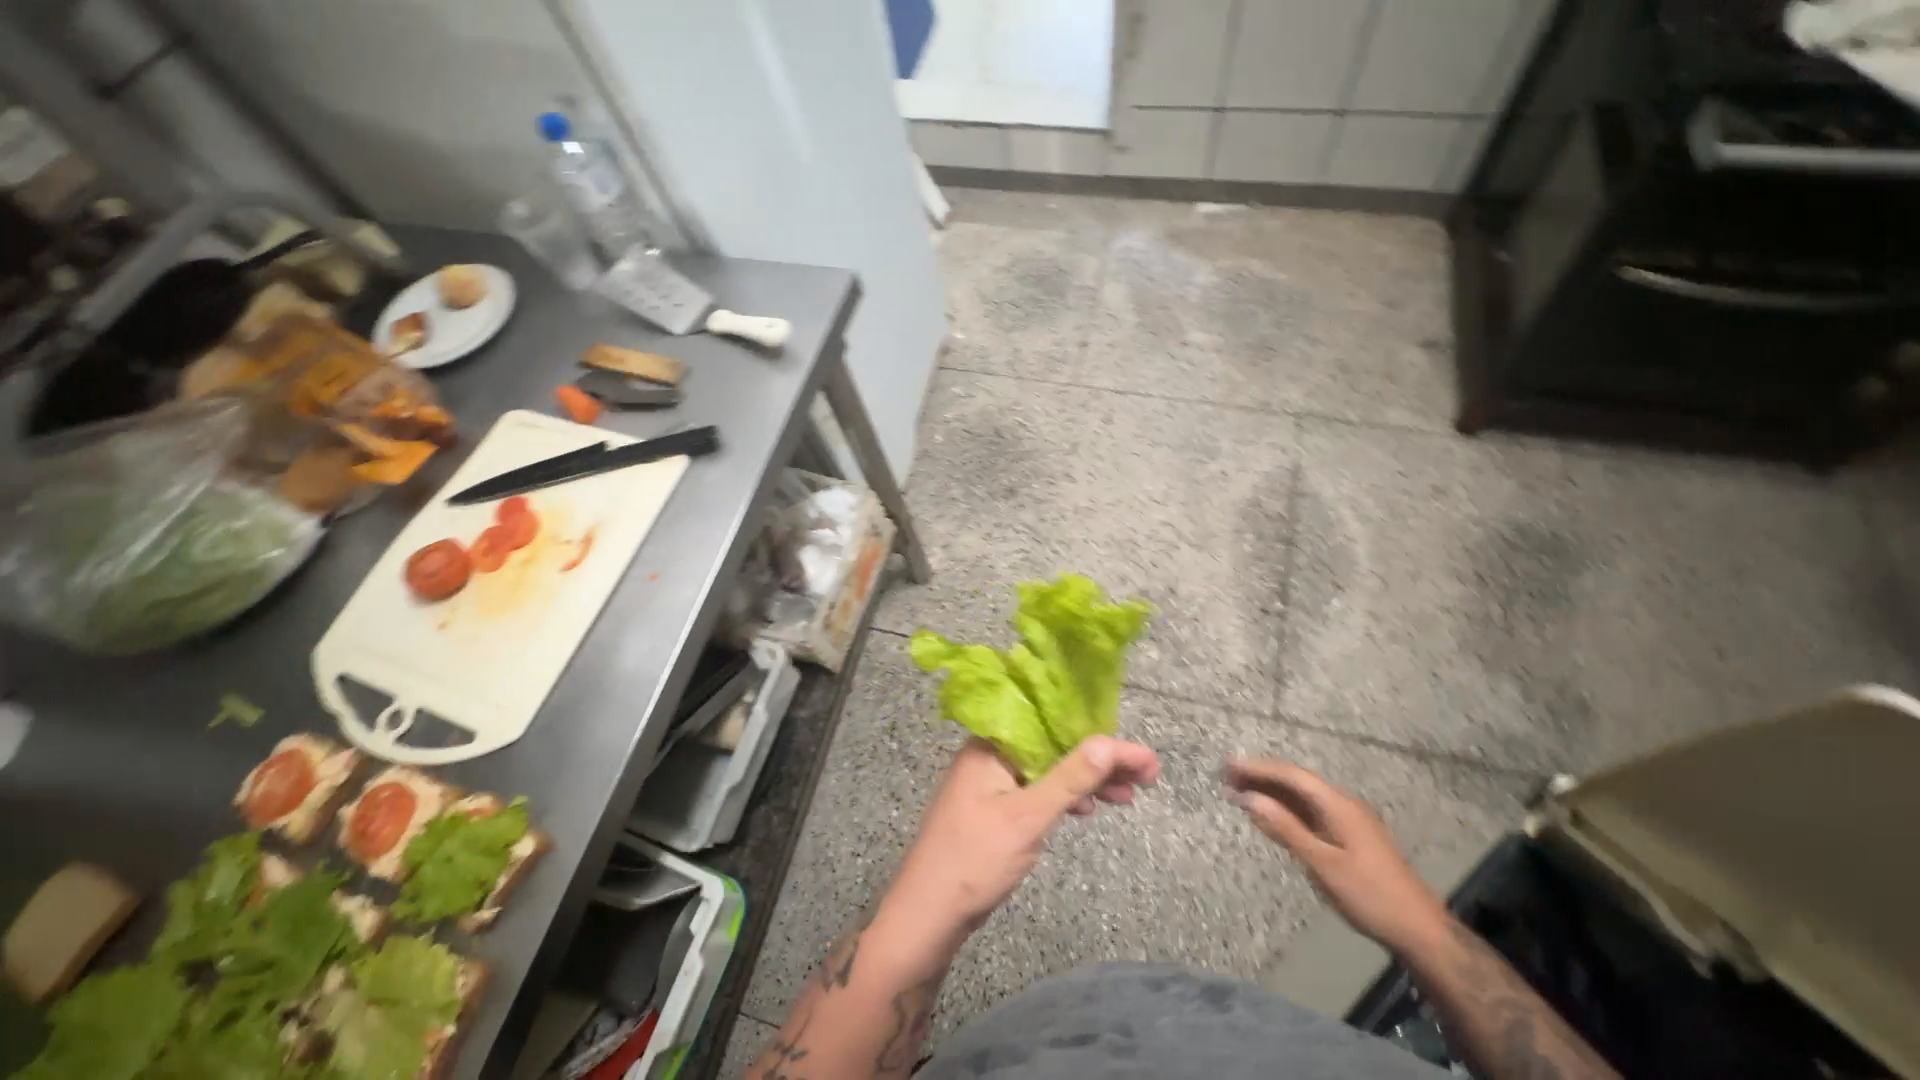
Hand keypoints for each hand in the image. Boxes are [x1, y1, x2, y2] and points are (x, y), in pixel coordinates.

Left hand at [880, 737, 1160, 945]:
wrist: (927, 916)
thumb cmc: (974, 860)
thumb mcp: (1028, 817)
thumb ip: (1070, 778)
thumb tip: (1110, 741)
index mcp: (990, 746)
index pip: (1054, 725)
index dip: (1101, 736)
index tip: (1142, 756)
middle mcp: (989, 757)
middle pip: (1054, 746)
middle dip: (1100, 760)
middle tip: (1148, 776)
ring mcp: (990, 785)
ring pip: (1049, 771)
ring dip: (1087, 781)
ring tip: (1128, 796)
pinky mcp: (993, 811)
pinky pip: (1037, 792)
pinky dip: (1064, 799)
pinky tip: (1088, 810)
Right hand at [1226, 759, 1448, 954]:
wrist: (1416, 927)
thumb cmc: (1369, 894)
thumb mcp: (1323, 863)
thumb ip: (1286, 829)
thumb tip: (1250, 798)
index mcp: (1338, 806)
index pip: (1292, 776)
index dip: (1259, 768)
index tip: (1228, 764)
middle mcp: (1341, 806)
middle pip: (1295, 783)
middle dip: (1260, 777)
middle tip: (1224, 776)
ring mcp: (1344, 823)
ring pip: (1300, 800)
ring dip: (1270, 794)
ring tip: (1236, 791)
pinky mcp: (1345, 839)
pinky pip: (1308, 816)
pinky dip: (1283, 812)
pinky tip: (1266, 816)